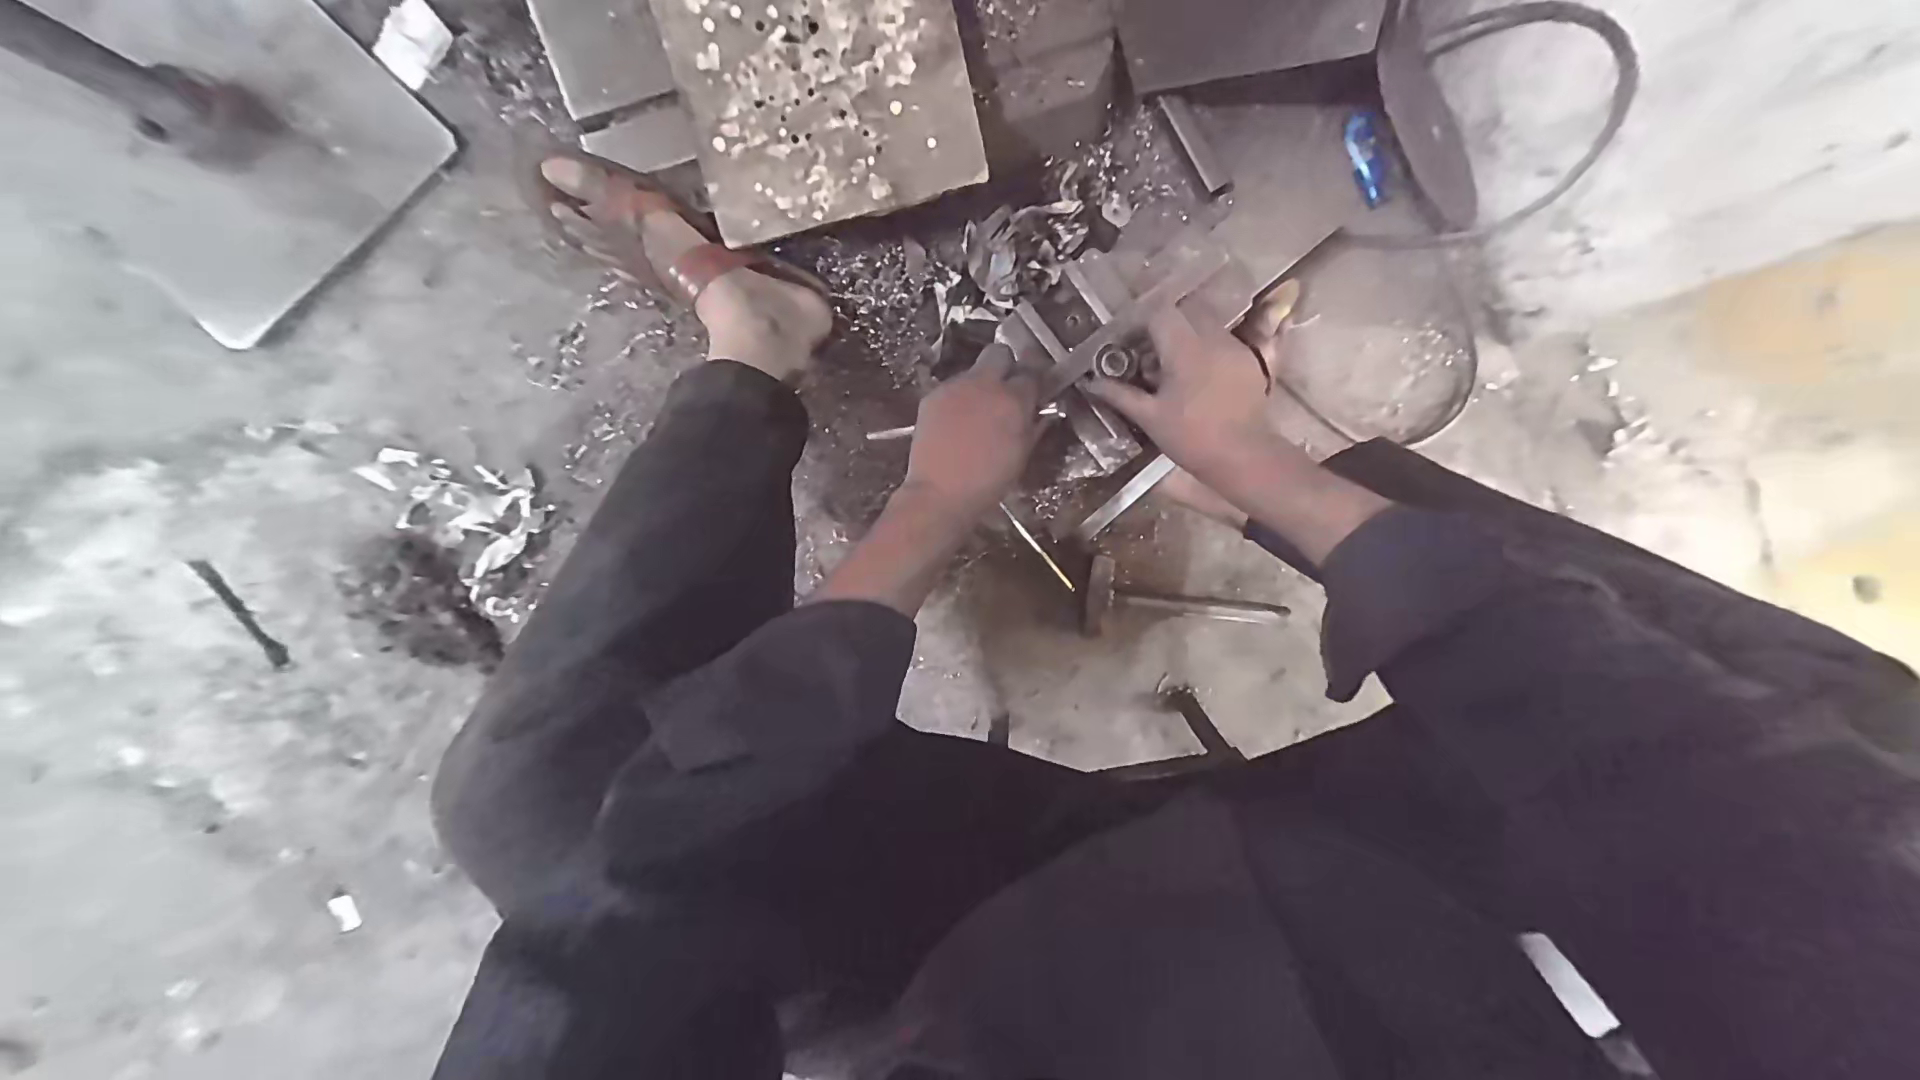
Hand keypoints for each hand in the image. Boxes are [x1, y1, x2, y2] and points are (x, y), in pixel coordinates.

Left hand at [901, 343, 1041, 522]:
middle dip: (1005, 366)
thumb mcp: (1021, 456)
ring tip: (976, 413)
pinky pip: (951, 388)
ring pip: (972, 371)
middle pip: (999, 352)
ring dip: (979, 385)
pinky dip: (957, 399)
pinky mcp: (932, 396)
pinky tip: (954, 423)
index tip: (1033, 391)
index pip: (1032, 371)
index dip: (1033, 380)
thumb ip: (1033, 427)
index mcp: (1013, 400)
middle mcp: (985, 384)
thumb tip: (1040, 412)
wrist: (940, 493)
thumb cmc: (988, 483)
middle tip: (1004, 390)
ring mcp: (955, 387)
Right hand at [1084, 304, 1286, 495]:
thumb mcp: (1149, 417)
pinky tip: (1195, 380)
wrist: (1242, 457)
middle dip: (1161, 329)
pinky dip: (1203, 351)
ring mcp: (1235, 347)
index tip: (1126, 346)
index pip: (1158, 314)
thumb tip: (1090, 383)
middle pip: (1183, 313)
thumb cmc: (1191, 438)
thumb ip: (1119, 394)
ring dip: (1182, 339)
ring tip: (1169, 371)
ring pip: (1203, 325)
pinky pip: (1221, 342)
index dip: (1138, 325)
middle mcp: (1213, 339)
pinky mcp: (1249, 361)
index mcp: (1186, 349)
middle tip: (1145, 358)